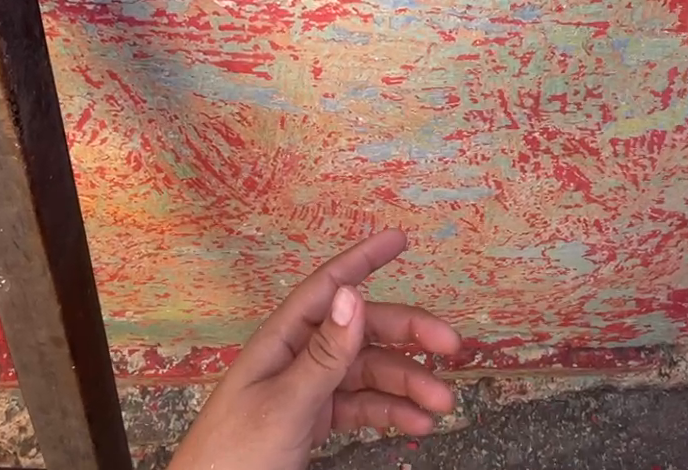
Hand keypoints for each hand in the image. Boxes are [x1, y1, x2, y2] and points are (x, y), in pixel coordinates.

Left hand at [168, 229, 461, 469]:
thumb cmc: (234, 455)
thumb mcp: (284, 405)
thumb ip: (323, 355)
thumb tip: (353, 294)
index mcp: (284, 338)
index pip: (331, 286)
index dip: (365, 259)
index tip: (400, 239)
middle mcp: (299, 355)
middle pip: (362, 331)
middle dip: (407, 335)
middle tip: (452, 346)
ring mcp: (308, 388)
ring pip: (368, 371)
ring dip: (407, 383)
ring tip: (442, 403)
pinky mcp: (315, 419)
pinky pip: (361, 405)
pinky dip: (390, 411)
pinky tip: (416, 422)